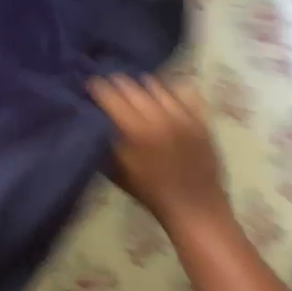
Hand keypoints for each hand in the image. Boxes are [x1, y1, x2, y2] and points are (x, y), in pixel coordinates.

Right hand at [88, 74, 228, 229]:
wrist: (194, 207)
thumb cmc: (149, 191)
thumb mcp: (116, 168)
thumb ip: (105, 139)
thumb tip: (93, 118)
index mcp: (135, 129)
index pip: (111, 96)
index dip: (97, 87)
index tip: (89, 84)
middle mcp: (159, 117)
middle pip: (133, 87)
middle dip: (118, 83)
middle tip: (109, 84)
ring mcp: (184, 117)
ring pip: (159, 87)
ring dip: (143, 85)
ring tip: (136, 88)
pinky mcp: (202, 121)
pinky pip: (188, 93)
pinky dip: (174, 90)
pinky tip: (167, 95)